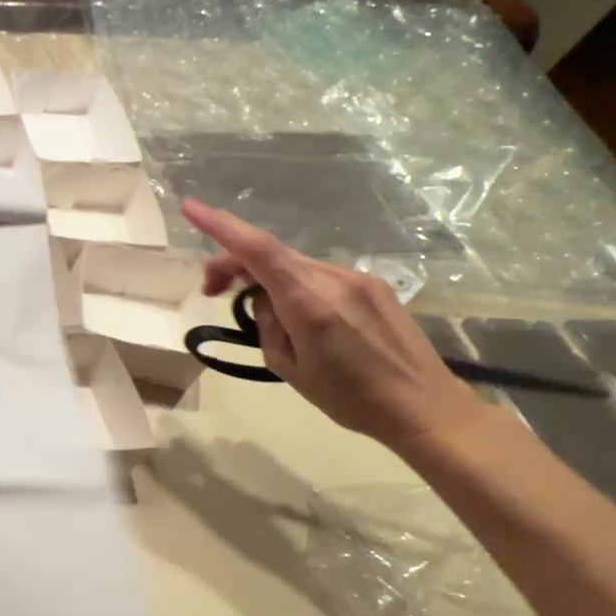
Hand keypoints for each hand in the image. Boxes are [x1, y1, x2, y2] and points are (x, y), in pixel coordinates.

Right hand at [183, 198, 487, 453]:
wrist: (425, 408)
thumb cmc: (348, 397)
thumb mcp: (287, 366)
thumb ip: (267, 322)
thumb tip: (263, 299)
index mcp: (310, 303)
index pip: (259, 250)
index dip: (221, 225)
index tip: (190, 207)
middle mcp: (335, 280)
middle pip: (270, 254)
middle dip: (232, 263)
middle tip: (211, 291)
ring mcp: (358, 279)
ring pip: (293, 265)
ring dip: (263, 276)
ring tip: (257, 310)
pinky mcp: (373, 286)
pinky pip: (317, 275)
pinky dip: (292, 284)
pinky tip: (294, 314)